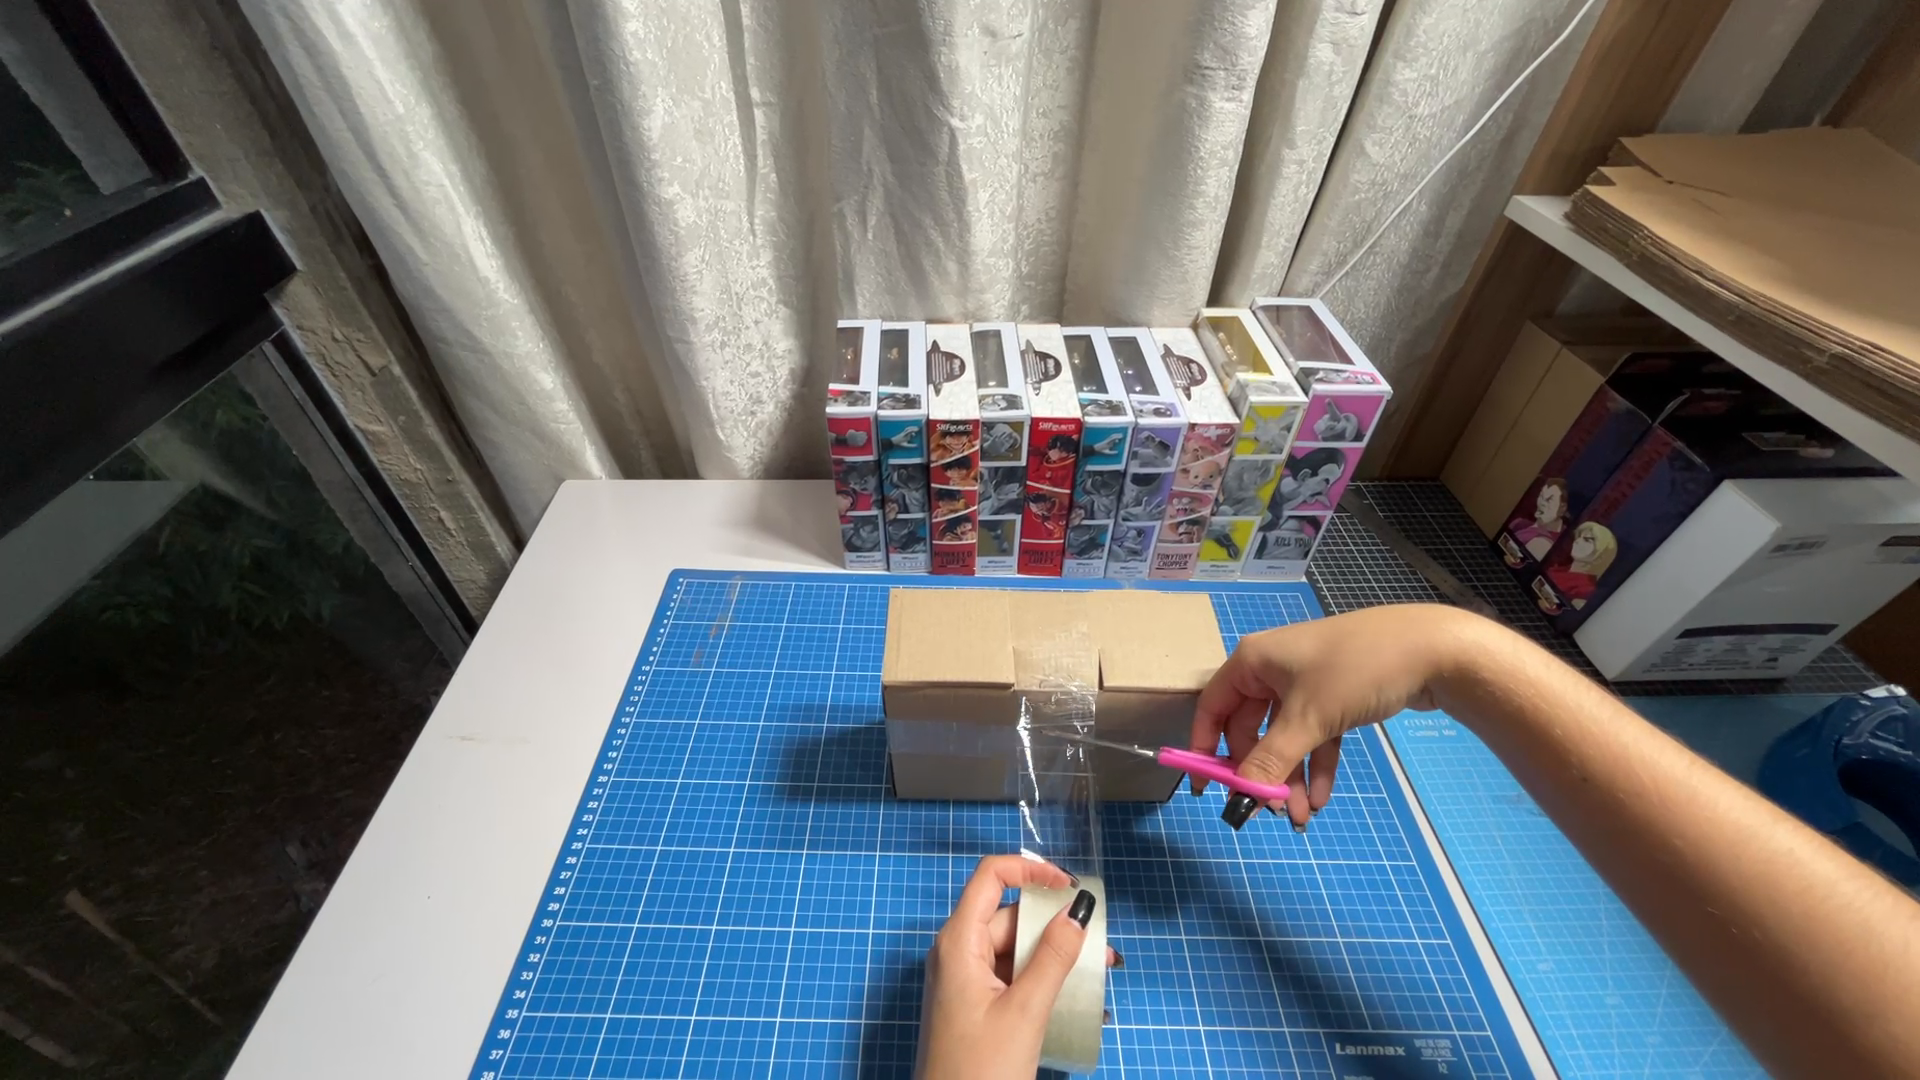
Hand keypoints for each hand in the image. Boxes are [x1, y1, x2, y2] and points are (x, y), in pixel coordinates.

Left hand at [916, 856, 1110, 1079]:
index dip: (1030, 869)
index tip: (1069, 887)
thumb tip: (1077, 911)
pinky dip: (1042, 980)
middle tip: (1102, 947)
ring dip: (1055, 956)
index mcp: (959, 940)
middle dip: (1056, 925)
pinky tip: (1077, 999)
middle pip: (1010, 916)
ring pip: (1015, 949)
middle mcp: (958, 951)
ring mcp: (965, 980)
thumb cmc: (980, 1071)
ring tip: (1101, 972)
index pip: (991, 876)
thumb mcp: (1024, 1012)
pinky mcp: (975, 1005)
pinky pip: (1011, 977)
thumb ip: (1053, 958)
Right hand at [1189, 604, 1484, 825]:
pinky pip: (1314, 734)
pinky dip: (1316, 763)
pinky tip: (1323, 798)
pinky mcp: (1334, 695)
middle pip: (1250, 728)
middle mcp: (1271, 670)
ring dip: (1291, 776)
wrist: (1433, 648)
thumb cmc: (1354, 671)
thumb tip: (1240, 795)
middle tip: (1271, 811)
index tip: (1207, 790)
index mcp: (1252, 662)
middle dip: (1261, 772)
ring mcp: (1304, 682)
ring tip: (1302, 818)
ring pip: (1285, 736)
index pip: (1213, 709)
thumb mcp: (1308, 718)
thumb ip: (1270, 759)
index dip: (1206, 749)